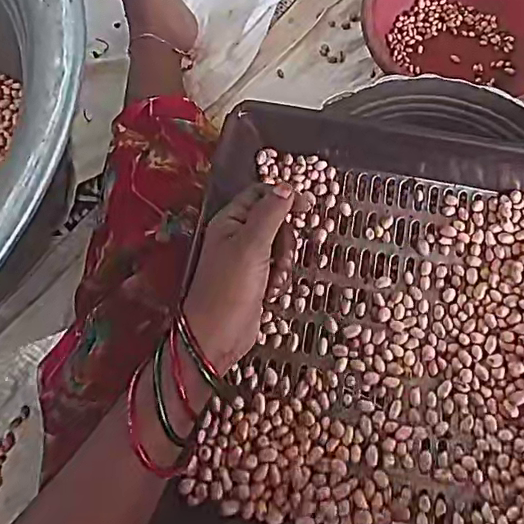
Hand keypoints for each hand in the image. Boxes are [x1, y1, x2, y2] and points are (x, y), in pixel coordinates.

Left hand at [181, 182, 298, 370]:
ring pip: (280, 245)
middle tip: (281, 257)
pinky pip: (278, 267)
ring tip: (275, 279)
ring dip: (284, 261)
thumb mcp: (252, 245)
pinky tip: (272, 291)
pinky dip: (280, 277)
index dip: (283, 196)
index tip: (306, 207)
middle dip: (285, 238)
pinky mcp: (255, 279)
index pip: (260, 194)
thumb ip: (270, 213)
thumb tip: (287, 187)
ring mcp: (246, 258)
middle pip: (275, 219)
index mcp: (230, 220)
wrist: (217, 337)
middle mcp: (236, 235)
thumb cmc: (229, 289)